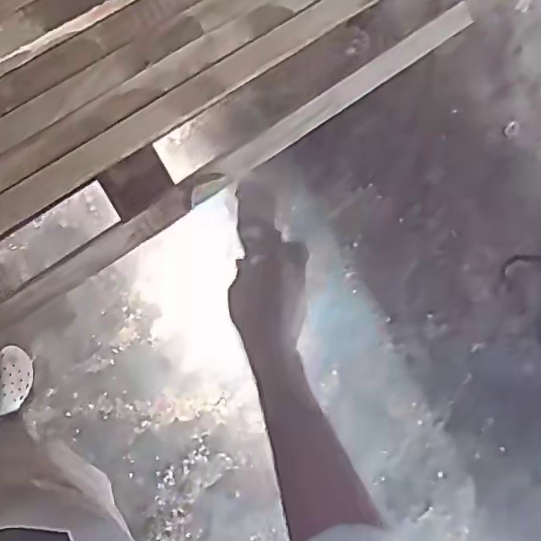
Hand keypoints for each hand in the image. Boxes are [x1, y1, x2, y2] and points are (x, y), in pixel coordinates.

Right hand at [229, 188, 308, 364]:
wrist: (274, 345)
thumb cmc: (250, 318)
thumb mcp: (237, 292)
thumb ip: (242, 273)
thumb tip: (245, 260)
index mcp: (272, 259)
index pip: (263, 228)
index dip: (255, 210)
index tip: (249, 194)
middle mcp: (291, 264)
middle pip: (287, 242)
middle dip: (275, 238)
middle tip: (261, 239)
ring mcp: (301, 279)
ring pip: (294, 257)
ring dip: (282, 255)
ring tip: (267, 261)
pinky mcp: (303, 293)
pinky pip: (294, 272)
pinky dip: (283, 271)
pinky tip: (272, 280)